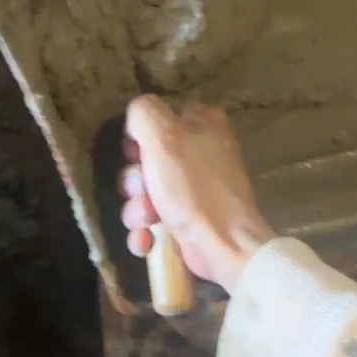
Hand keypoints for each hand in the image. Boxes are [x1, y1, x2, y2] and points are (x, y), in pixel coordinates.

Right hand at [120, 95, 273, 293]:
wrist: (222, 243)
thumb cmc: (193, 188)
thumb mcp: (164, 137)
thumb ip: (144, 113)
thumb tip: (134, 116)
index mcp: (200, 121)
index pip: (152, 118)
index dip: (137, 140)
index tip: (137, 156)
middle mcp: (197, 151)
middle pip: (142, 160)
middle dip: (134, 183)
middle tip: (144, 191)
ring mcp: (191, 188)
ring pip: (142, 195)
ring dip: (137, 211)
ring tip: (150, 221)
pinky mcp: (184, 219)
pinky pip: (149, 222)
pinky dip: (144, 233)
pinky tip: (148, 240)